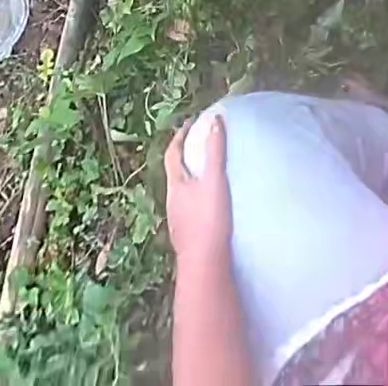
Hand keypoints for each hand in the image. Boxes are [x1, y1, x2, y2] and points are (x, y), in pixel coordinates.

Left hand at [164, 113, 232, 265]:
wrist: (204, 267)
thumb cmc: (208, 219)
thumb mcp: (214, 180)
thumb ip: (215, 150)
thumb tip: (214, 120)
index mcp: (176, 185)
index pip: (173, 153)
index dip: (180, 136)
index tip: (190, 123)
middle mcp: (173, 201)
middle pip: (175, 172)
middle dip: (185, 156)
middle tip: (199, 143)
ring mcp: (179, 220)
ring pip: (182, 192)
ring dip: (192, 178)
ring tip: (208, 172)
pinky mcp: (188, 235)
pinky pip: (190, 208)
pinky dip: (197, 197)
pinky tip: (210, 203)